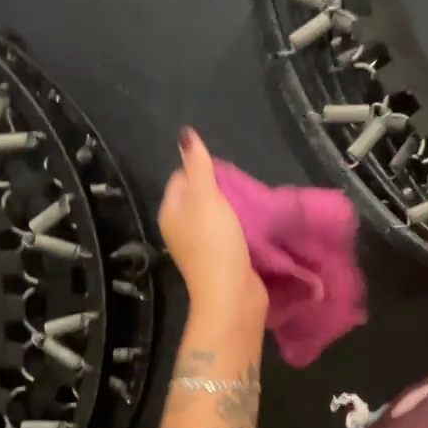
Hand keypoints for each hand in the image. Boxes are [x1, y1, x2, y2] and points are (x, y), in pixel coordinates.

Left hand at [158, 129, 266, 325]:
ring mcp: (202, 247)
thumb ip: (198, 166)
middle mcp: (181, 228)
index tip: (228, 173)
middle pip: (200, 197)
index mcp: (171, 211)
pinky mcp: (222, 260)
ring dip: (234, 211)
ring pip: (217, 217)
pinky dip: (242, 230)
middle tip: (245, 189)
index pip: (182, 177)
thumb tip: (185, 133)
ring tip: (253, 206)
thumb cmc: (215, 244)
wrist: (232, 295)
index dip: (202, 169)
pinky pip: (230, 235)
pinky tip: (256, 228)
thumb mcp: (206, 198)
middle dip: (222, 190)